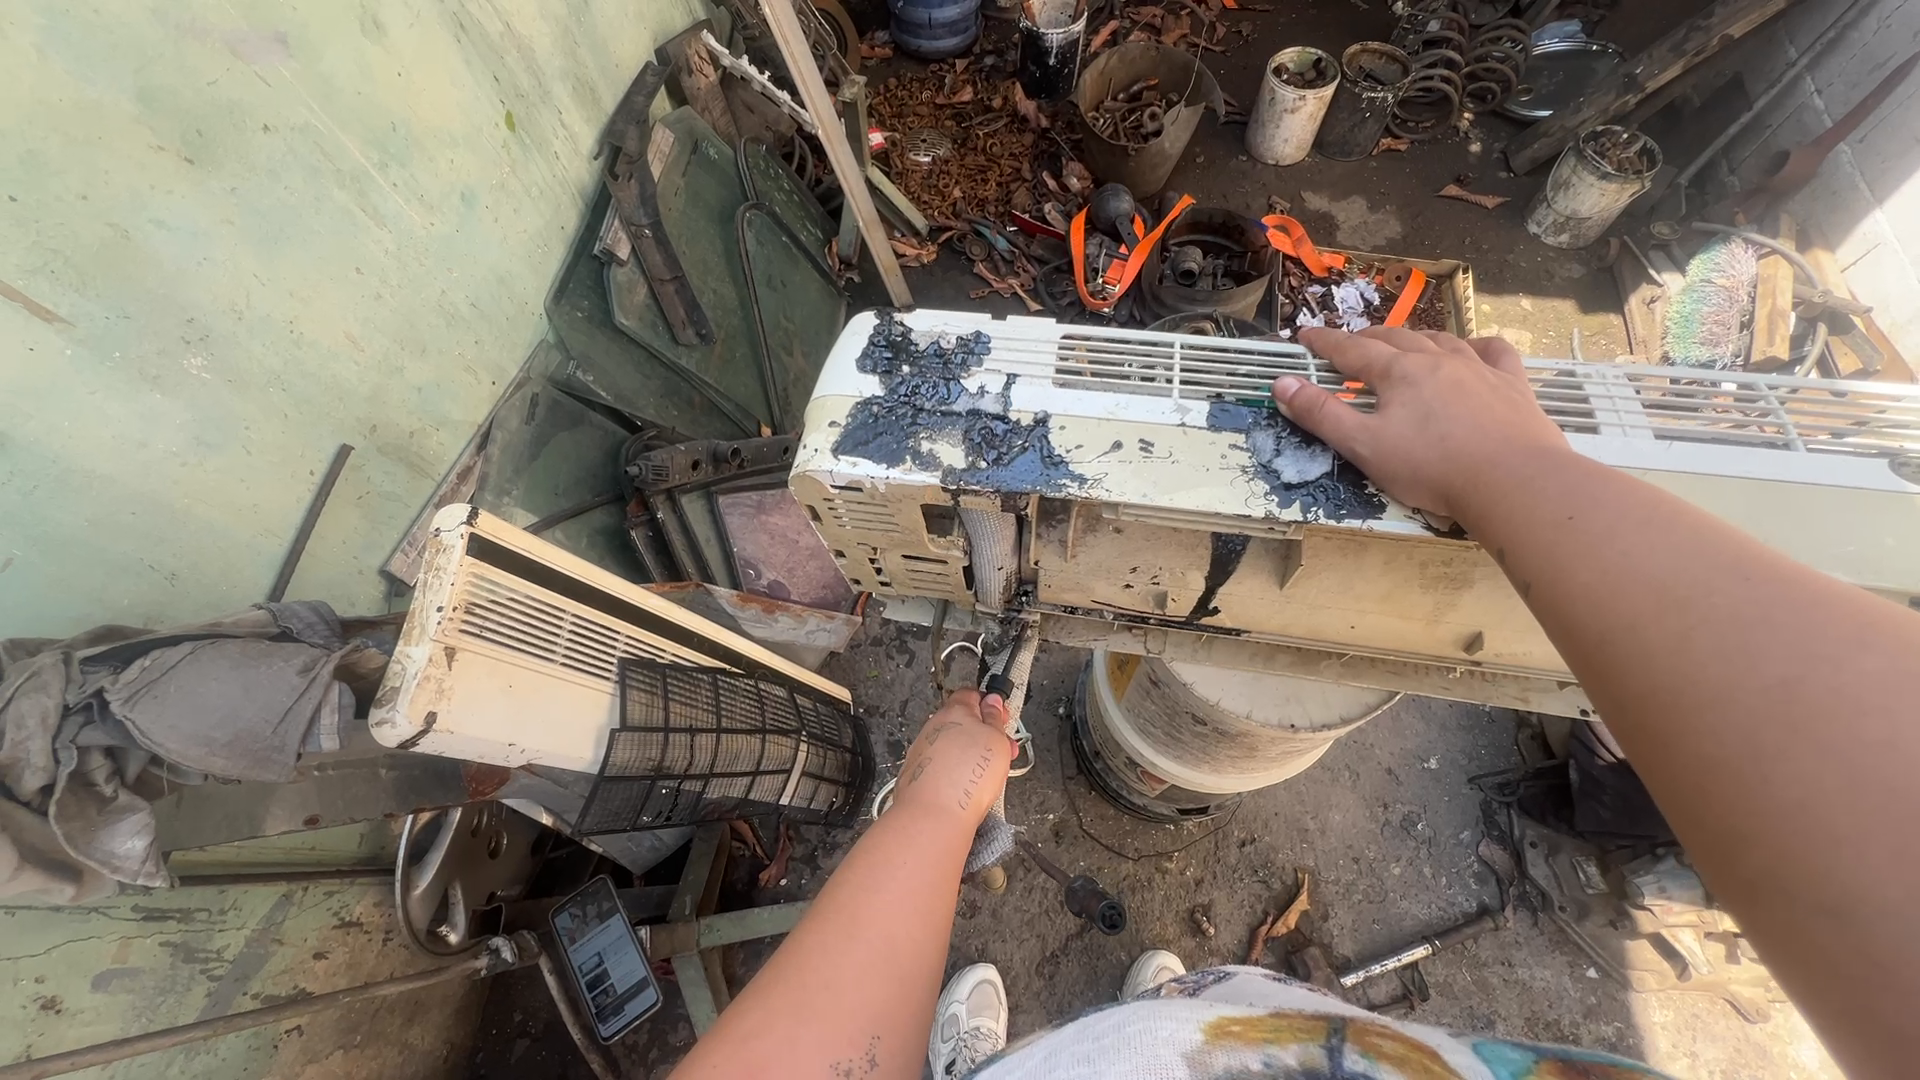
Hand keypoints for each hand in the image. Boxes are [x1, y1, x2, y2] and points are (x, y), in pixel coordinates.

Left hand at [891, 690, 1013, 829]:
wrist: (933, 816)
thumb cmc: (966, 777)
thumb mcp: (997, 740)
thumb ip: (995, 717)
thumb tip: (992, 701)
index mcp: (953, 711)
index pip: (971, 694)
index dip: (989, 704)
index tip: (1003, 718)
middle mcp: (933, 728)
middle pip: (962, 723)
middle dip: (983, 735)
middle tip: (1003, 751)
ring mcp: (922, 752)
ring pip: (952, 747)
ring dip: (970, 757)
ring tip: (988, 776)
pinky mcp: (916, 776)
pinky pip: (941, 768)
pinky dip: (954, 775)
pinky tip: (967, 789)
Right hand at [1276, 327, 1569, 519]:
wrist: (1514, 481)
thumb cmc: (1429, 467)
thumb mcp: (1362, 446)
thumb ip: (1320, 414)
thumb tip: (1281, 383)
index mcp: (1398, 373)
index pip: (1350, 350)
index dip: (1323, 342)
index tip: (1303, 336)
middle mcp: (1436, 359)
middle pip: (1394, 338)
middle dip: (1365, 338)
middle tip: (1347, 345)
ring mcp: (1479, 368)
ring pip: (1439, 339)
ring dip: (1413, 338)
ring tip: (1401, 345)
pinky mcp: (1512, 385)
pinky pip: (1493, 351)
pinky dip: (1475, 345)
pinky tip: (1470, 351)